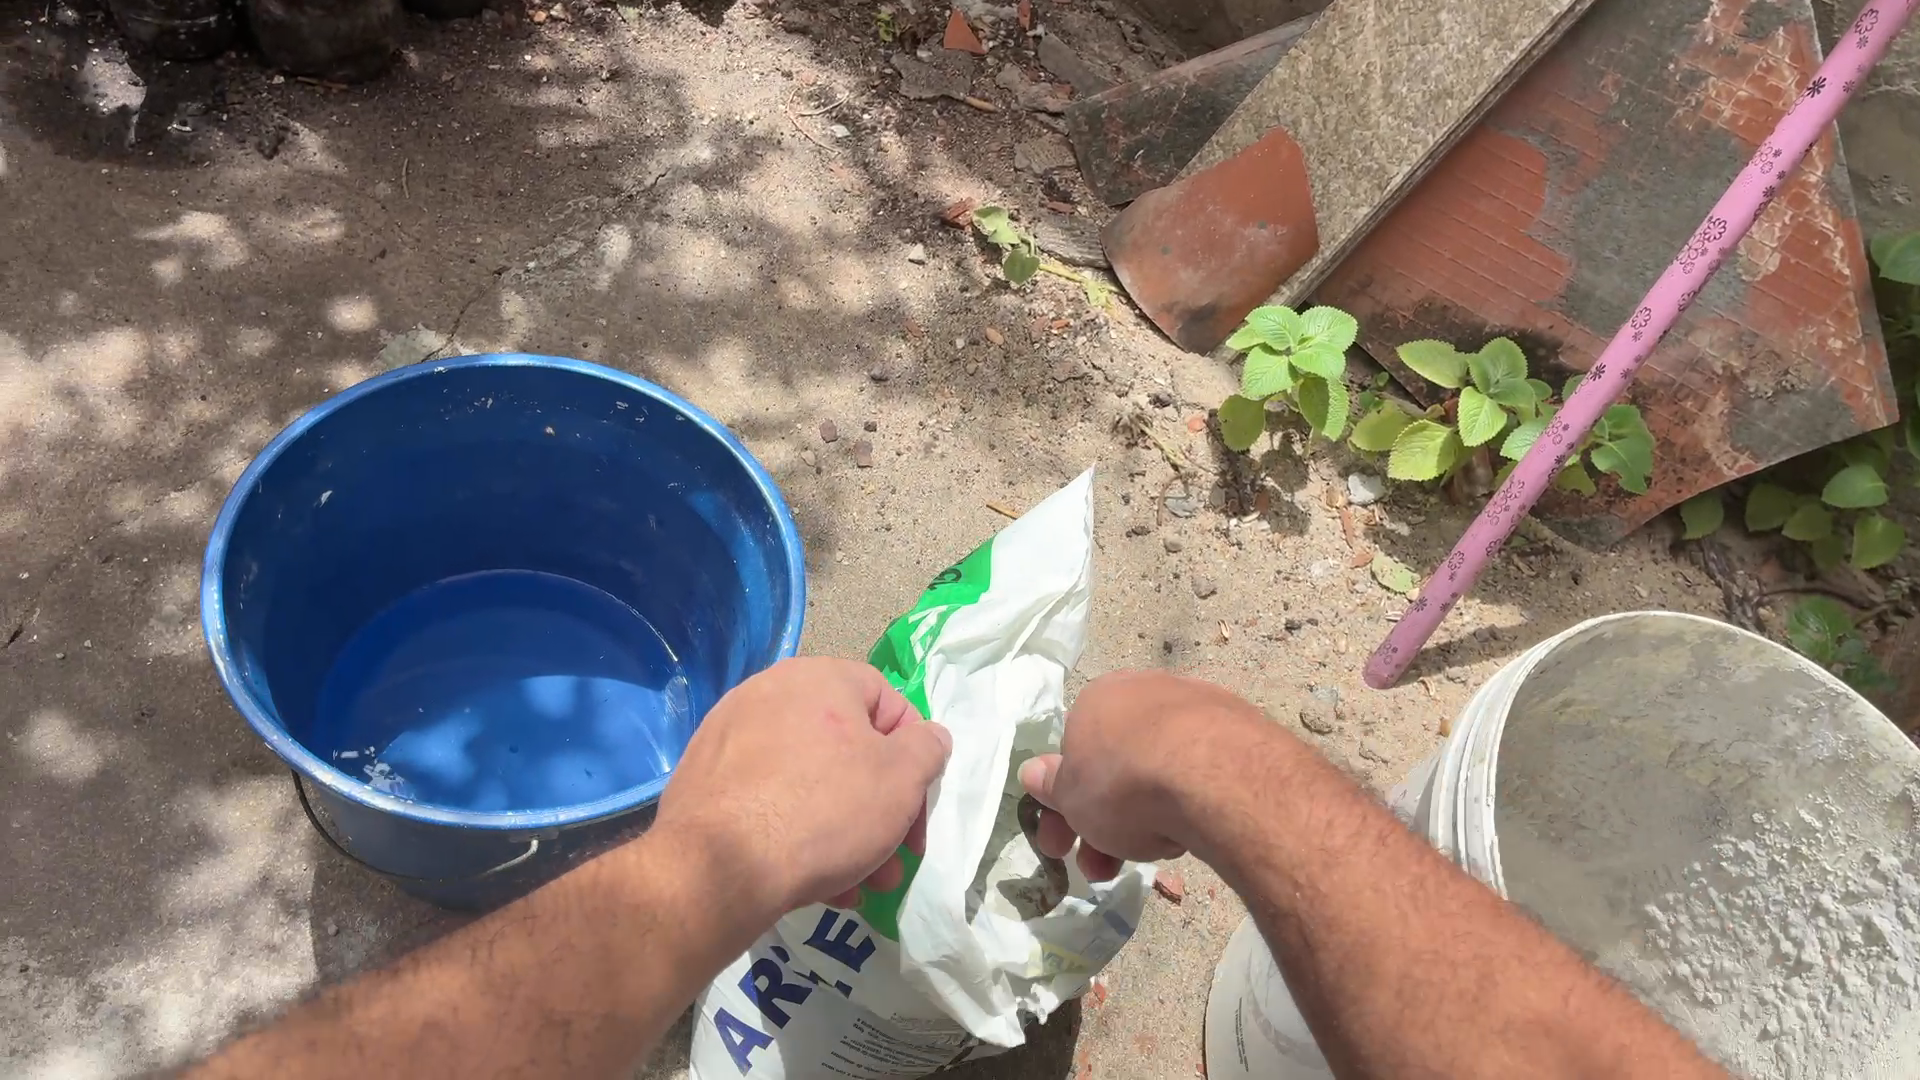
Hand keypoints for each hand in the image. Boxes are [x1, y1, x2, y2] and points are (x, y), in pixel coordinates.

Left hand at [656, 657, 951, 916]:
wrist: (715, 869)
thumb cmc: (823, 809)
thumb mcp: (901, 778)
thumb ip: (927, 748)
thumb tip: (928, 737)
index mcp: (819, 677)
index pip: (888, 703)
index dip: (914, 758)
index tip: (917, 809)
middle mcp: (770, 692)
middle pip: (847, 750)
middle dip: (878, 810)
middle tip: (890, 861)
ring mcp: (730, 735)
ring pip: (809, 781)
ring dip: (843, 831)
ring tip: (854, 886)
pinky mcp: (704, 779)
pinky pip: (768, 799)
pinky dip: (796, 834)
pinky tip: (811, 883)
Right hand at [1019, 670, 1272, 880]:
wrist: (1214, 775)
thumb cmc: (1124, 782)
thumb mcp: (1071, 797)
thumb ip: (1051, 786)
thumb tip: (1031, 772)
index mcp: (1097, 698)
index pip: (1072, 752)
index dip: (1063, 804)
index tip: (1064, 844)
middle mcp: (1142, 690)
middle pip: (1115, 764)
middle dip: (1102, 823)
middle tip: (1100, 871)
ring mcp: (1194, 705)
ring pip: (1158, 769)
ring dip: (1146, 817)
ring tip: (1154, 857)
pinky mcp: (1238, 727)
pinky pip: (1200, 770)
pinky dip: (1189, 799)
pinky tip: (1193, 830)